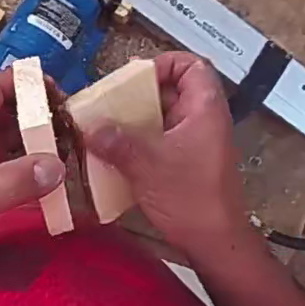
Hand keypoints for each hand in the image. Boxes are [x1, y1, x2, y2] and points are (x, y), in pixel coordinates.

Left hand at [0, 69, 65, 270]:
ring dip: (37, 130)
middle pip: (6, 106)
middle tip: (68, 118)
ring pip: (11, 129)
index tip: (54, 89)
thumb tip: (58, 165)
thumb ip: (17, 180)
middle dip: (37, 107)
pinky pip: (13, 152)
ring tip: (67, 138)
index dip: (22, 81)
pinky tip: (53, 163)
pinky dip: (33, 153)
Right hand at [84, 52, 256, 261]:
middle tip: (110, 104)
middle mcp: (204, 121)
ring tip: (106, 128)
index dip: (165, 63)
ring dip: (136, 122)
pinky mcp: (188, 164)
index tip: (135, 78)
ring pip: (164, 118)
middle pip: (172, 91)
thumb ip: (116, 142)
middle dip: (139, 96)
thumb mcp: (148, 164)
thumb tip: (89, 126)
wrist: (215, 242)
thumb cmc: (193, 199)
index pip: (192, 65)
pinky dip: (141, 143)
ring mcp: (197, 143)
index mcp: (205, 109)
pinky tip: (116, 155)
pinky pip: (162, 141)